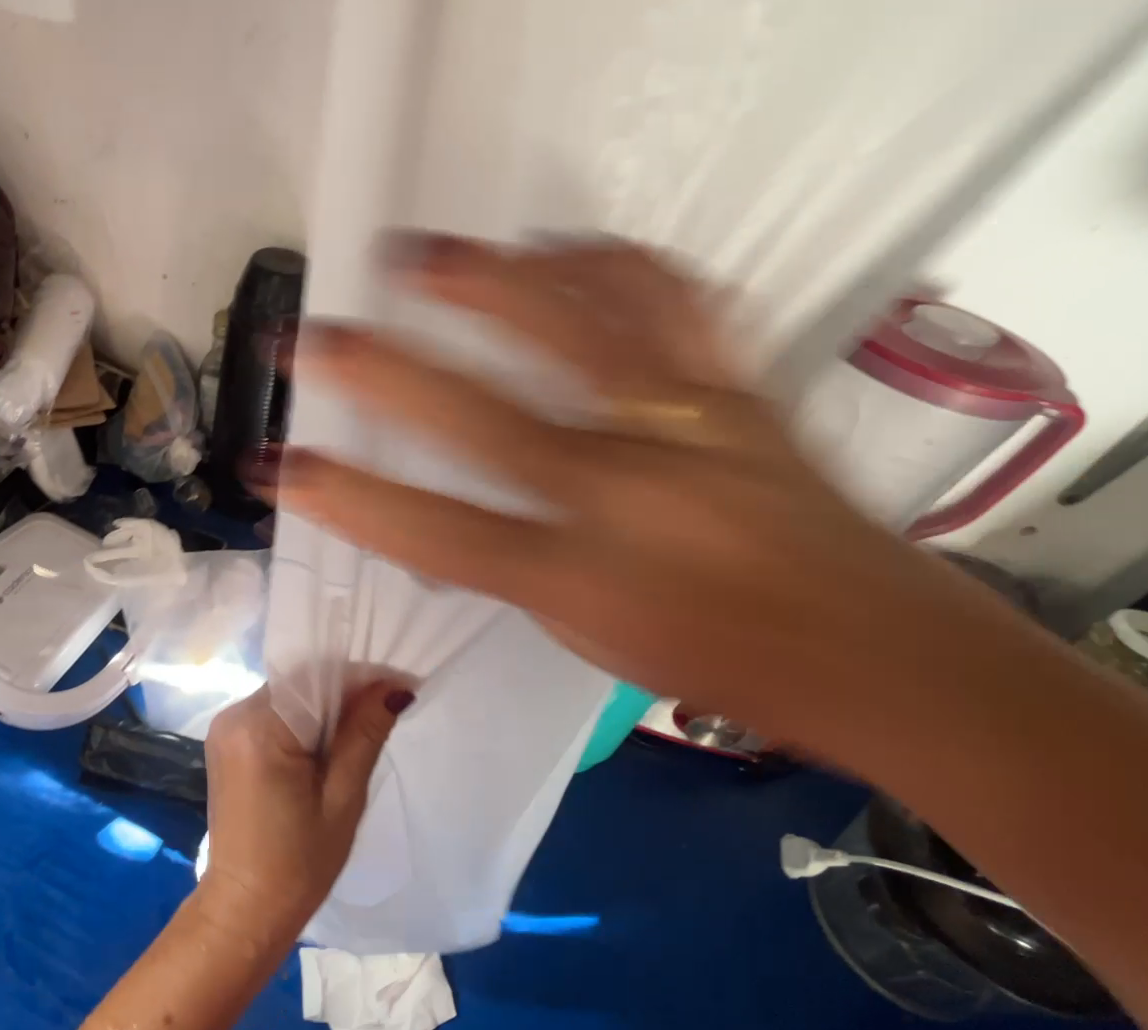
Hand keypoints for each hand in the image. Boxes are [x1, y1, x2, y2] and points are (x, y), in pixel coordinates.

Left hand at [197, 681, 415, 936]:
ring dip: (325, 706)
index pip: (317, 678)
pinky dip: (303, 720)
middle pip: (299, 683)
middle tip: (390, 707)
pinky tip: (330, 742)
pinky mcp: (226, 742)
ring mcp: (225, 728)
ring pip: (287, 696)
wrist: (246, 905)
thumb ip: (364, 734)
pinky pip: (272, 714)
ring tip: (366, 726)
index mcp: (260, 728)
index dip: (363, 678)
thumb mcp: (343, 798)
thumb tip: (393, 686)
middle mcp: (234, 716)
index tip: (404, 685)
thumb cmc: (300, 862)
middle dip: (346, 691)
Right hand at [275, 233, 1015, 746]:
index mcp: (573, 573)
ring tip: (423, 255)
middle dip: (373, 370)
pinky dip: (604, 260)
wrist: (873, 650)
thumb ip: (513, 570)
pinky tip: (559, 247)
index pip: (426, 528)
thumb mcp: (587, 638)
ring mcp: (680, 425)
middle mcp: (618, 489)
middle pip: (474, 411)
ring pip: (570, 323)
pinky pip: (667, 297)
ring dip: (483, 280)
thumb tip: (456, 519)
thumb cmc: (715, 664)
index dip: (337, 495)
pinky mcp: (733, 387)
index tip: (274, 463)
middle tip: (311, 335)